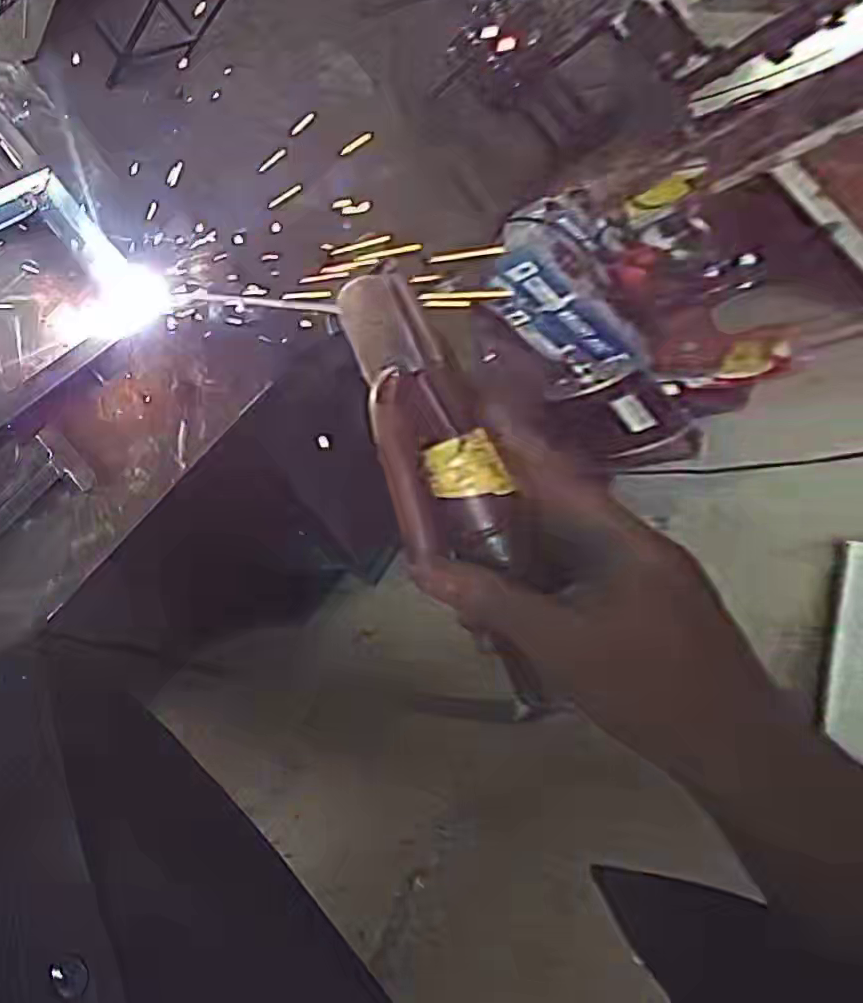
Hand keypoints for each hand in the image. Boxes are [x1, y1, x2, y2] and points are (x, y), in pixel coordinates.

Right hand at [371, 371, 790, 774]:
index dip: (512, 435)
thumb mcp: (555, 640)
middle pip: (539, 507)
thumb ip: (485, 599)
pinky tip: (488, 617)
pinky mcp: (618, 603)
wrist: (733, 752)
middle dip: (481, 506)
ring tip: (452, 579)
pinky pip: (551, 576)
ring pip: (541, 547)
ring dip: (493, 558)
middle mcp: (622, 548)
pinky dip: (513, 586)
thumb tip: (421, 567)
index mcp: (619, 541)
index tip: (471, 402)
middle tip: (429, 500)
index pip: (556, 474)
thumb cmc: (650, 685)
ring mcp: (623, 576)